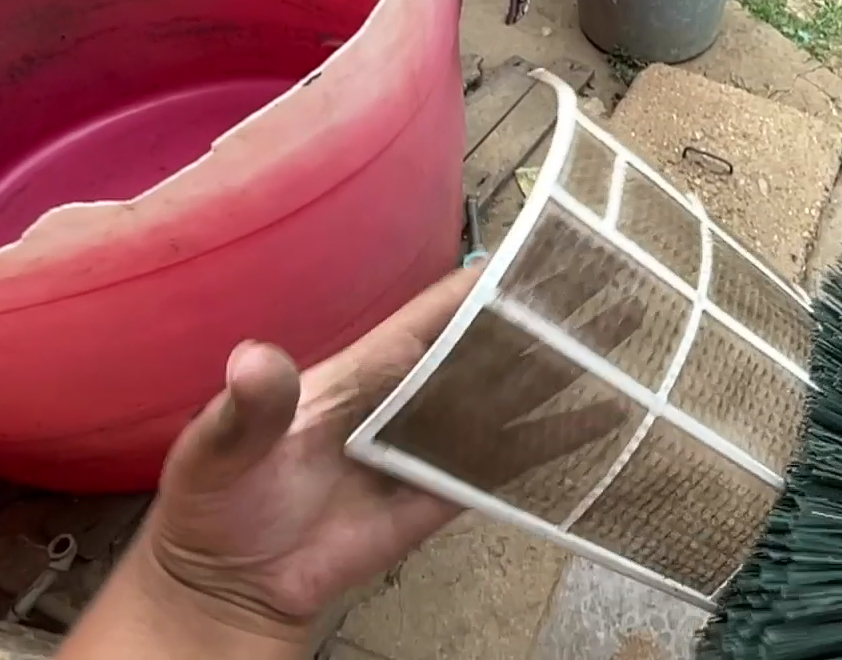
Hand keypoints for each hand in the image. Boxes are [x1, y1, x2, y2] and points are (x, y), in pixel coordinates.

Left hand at [60, 262, 636, 657]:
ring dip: (569, 364)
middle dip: (551, 311)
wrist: (229, 591)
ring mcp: (439, 442)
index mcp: (373, 365)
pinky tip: (606, 417)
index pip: (443, 310)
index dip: (492, 279)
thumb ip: (247, 410)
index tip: (546, 249)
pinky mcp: (450, 491)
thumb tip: (254, 358)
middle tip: (613, 280)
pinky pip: (512, 460)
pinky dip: (560, 439)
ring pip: (517, 392)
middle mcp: (418, 392)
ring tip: (625, 334)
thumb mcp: (217, 452)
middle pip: (497, 342)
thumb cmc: (218, 505)